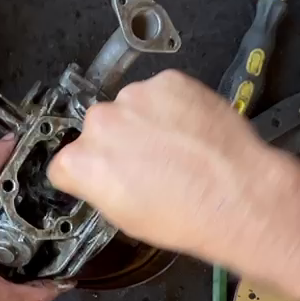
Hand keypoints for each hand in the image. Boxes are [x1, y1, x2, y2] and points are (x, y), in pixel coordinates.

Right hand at [47, 70, 299, 271]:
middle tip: (145, 166)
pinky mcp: (168, 82)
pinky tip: (188, 134)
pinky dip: (172, 107)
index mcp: (81, 163)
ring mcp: (135, 98)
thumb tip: (104, 177)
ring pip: (130, 108)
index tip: (102, 178)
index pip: (65, 162)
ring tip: (173, 151)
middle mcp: (101, 124)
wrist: (234, 195)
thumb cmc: (183, 215)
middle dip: (116, 143)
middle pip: (98, 129)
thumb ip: (101, 187)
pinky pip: (161, 92)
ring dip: (144, 122)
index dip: (86, 173)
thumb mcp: (124, 218)